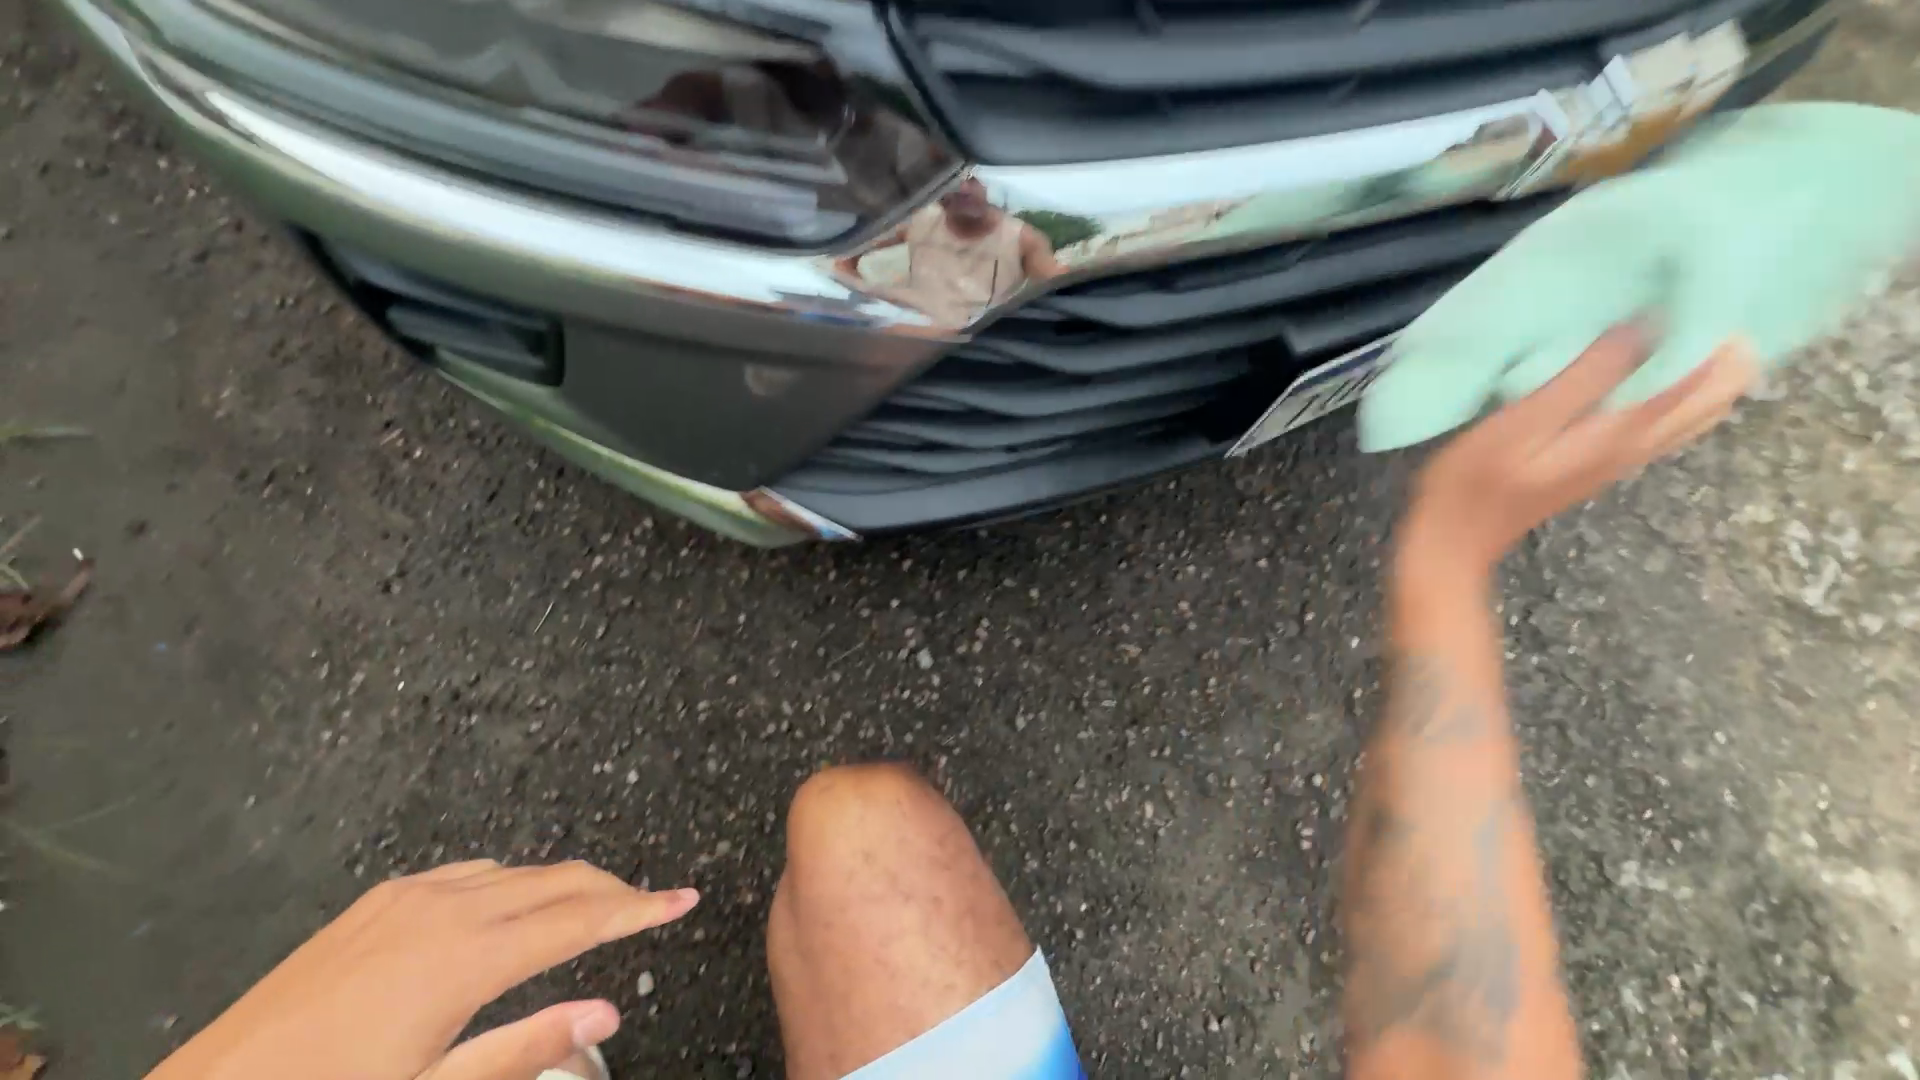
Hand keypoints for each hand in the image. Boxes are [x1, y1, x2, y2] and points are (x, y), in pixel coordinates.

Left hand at [146, 861, 698, 1079]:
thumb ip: (527, 1047)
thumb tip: (612, 1011)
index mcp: (469, 958)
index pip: (582, 920)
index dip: (642, 909)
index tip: (687, 898)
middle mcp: (451, 907)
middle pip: (560, 881)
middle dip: (615, 891)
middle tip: (655, 906)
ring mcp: (413, 895)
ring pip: (521, 872)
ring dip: (567, 886)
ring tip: (594, 911)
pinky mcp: (383, 897)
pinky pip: (474, 873)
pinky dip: (516, 882)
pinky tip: (512, 907)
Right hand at [1401, 322, 1755, 574]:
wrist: (1456, 539)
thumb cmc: (1473, 481)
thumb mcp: (1518, 425)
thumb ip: (1582, 379)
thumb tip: (1643, 324)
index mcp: (1627, 430)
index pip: (1709, 371)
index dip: (1709, 325)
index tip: (1681, 287)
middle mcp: (1644, 441)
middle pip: (1722, 387)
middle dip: (1713, 340)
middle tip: (1674, 301)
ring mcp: (1629, 453)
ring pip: (1702, 402)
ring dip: (1697, 362)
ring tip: (1662, 325)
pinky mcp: (1609, 456)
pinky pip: (1669, 413)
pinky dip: (1672, 383)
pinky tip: (1639, 364)